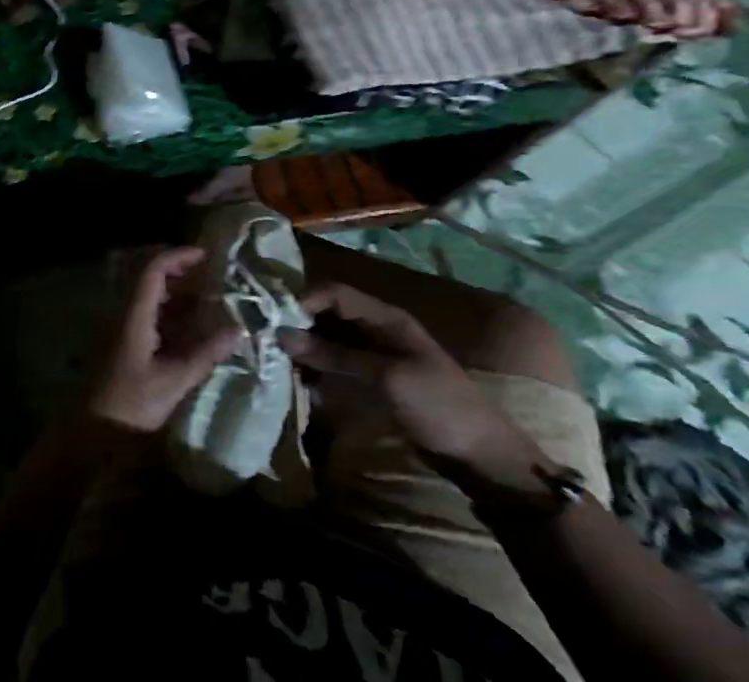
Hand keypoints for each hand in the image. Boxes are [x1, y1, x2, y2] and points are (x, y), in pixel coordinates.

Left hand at [88, 247, 244, 431]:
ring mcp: (118, 324)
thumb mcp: (174, 381)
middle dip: (177, 268)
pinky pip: (144, 310)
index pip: (151, 270)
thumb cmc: (130, 404)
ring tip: (208, 294)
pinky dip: (166, 307)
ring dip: (173, 288)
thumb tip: (239, 330)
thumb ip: (205, 353)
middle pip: (145, 275)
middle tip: (211, 273)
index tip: (207, 255)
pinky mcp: (119, 339)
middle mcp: (121, 312)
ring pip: (144, 292)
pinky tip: (190, 321)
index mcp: (132, 315)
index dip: (177, 256)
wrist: (91, 428)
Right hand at [280, 283, 546, 490]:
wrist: (481, 456)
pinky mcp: (369, 377)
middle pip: (326, 313)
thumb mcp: (386, 376)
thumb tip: (281, 334)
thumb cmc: (439, 406)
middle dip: (297, 323)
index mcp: (386, 318)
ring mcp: (372, 354)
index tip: (275, 321)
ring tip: (277, 360)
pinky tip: (298, 377)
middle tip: (268, 341)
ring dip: (303, 346)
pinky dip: (313, 365)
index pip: (334, 293)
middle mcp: (376, 329)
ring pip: (326, 337)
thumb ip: (334, 354)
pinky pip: (333, 361)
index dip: (303, 300)